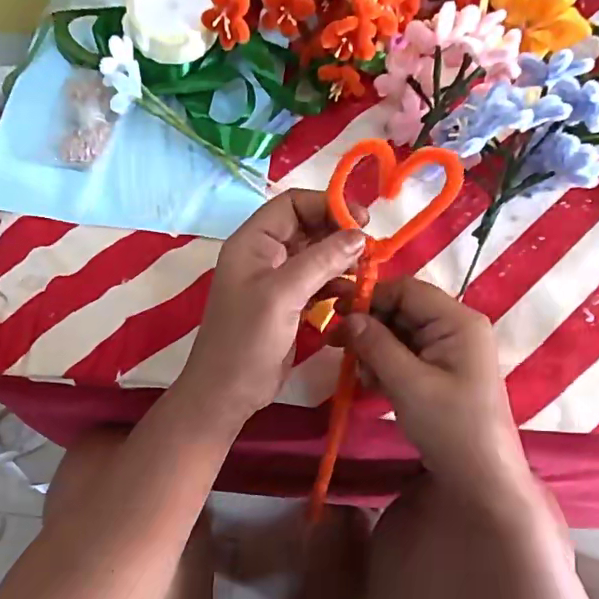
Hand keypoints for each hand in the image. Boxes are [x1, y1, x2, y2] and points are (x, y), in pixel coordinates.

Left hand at [178, 189, 365, 422]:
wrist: (227, 393)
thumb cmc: (246, 341)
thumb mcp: (282, 295)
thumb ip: (321, 261)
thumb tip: (359, 236)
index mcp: (252, 243)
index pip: (292, 204)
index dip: (328, 205)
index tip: (363, 220)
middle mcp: (263, 256)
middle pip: (307, 228)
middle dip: (339, 234)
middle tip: (371, 249)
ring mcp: (275, 282)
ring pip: (315, 257)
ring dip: (341, 261)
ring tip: (368, 272)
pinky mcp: (287, 306)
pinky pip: (316, 284)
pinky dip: (336, 285)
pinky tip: (355, 294)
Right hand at [339, 278, 529, 493]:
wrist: (480, 476)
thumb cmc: (450, 425)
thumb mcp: (408, 384)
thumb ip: (377, 346)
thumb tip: (349, 318)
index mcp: (457, 322)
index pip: (407, 290)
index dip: (370, 297)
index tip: (334, 314)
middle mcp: (455, 329)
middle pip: (402, 311)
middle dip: (369, 327)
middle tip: (334, 346)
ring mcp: (448, 352)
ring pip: (399, 335)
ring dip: (373, 350)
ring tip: (359, 375)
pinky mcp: (439, 373)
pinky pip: (404, 357)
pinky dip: (384, 366)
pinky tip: (371, 384)